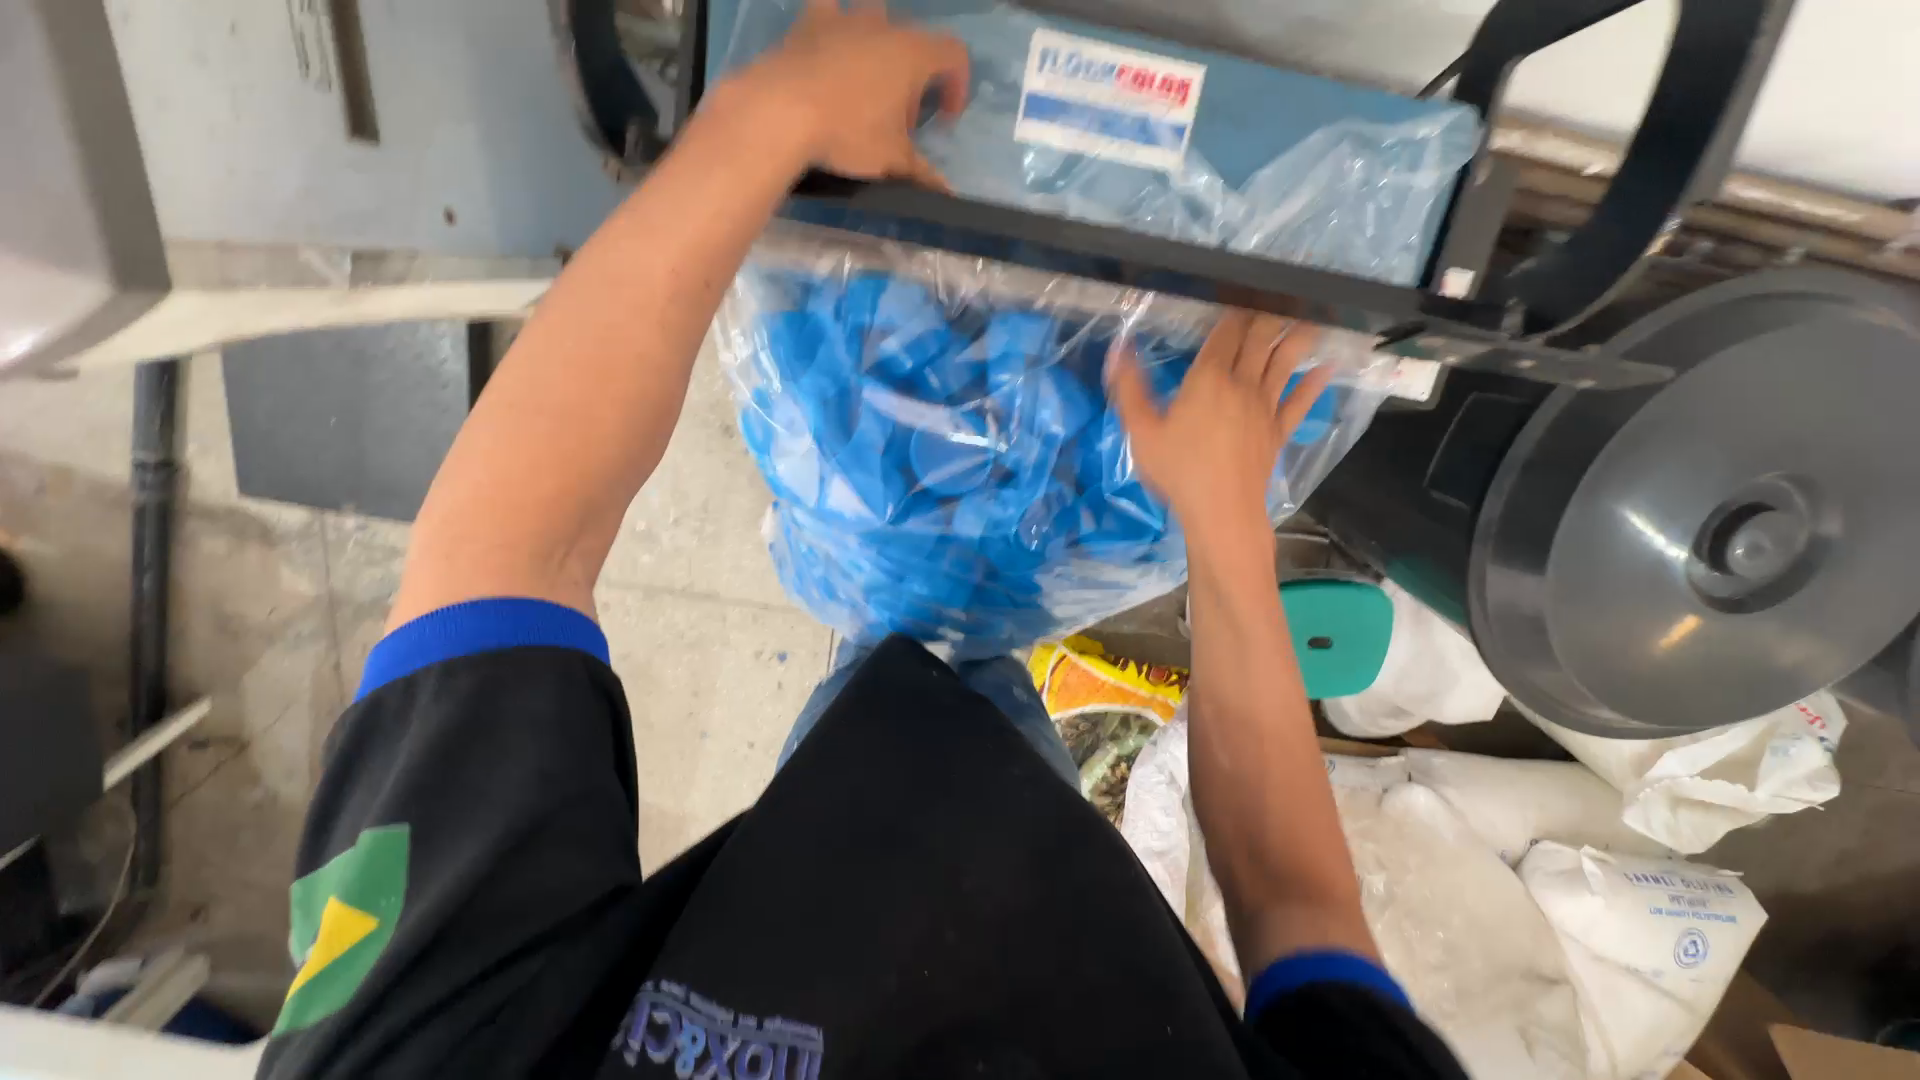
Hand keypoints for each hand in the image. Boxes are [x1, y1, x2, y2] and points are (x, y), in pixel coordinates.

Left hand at [727, 0, 969, 188]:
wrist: (782, 111)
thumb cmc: (850, 132)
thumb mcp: (892, 160)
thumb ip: (922, 172)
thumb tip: (945, 193)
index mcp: (913, 53)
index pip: (953, 54)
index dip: (957, 84)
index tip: (944, 118)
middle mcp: (882, 26)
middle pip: (912, 41)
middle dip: (913, 77)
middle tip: (898, 118)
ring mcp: (843, 19)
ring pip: (872, 14)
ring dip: (877, 42)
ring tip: (865, 80)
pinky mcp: (807, 24)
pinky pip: (826, 11)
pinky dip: (831, 24)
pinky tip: (826, 49)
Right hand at [1108, 311, 1331, 547]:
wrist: (1222, 511)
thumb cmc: (1178, 471)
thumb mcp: (1141, 431)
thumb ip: (1129, 388)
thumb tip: (1118, 348)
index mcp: (1208, 379)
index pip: (1225, 334)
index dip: (1233, 311)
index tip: (1239, 293)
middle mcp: (1242, 384)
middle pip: (1259, 340)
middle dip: (1267, 315)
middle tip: (1278, 295)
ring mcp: (1265, 407)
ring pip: (1284, 363)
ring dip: (1297, 337)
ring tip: (1311, 315)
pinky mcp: (1278, 431)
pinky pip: (1300, 401)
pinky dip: (1314, 383)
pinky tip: (1327, 368)